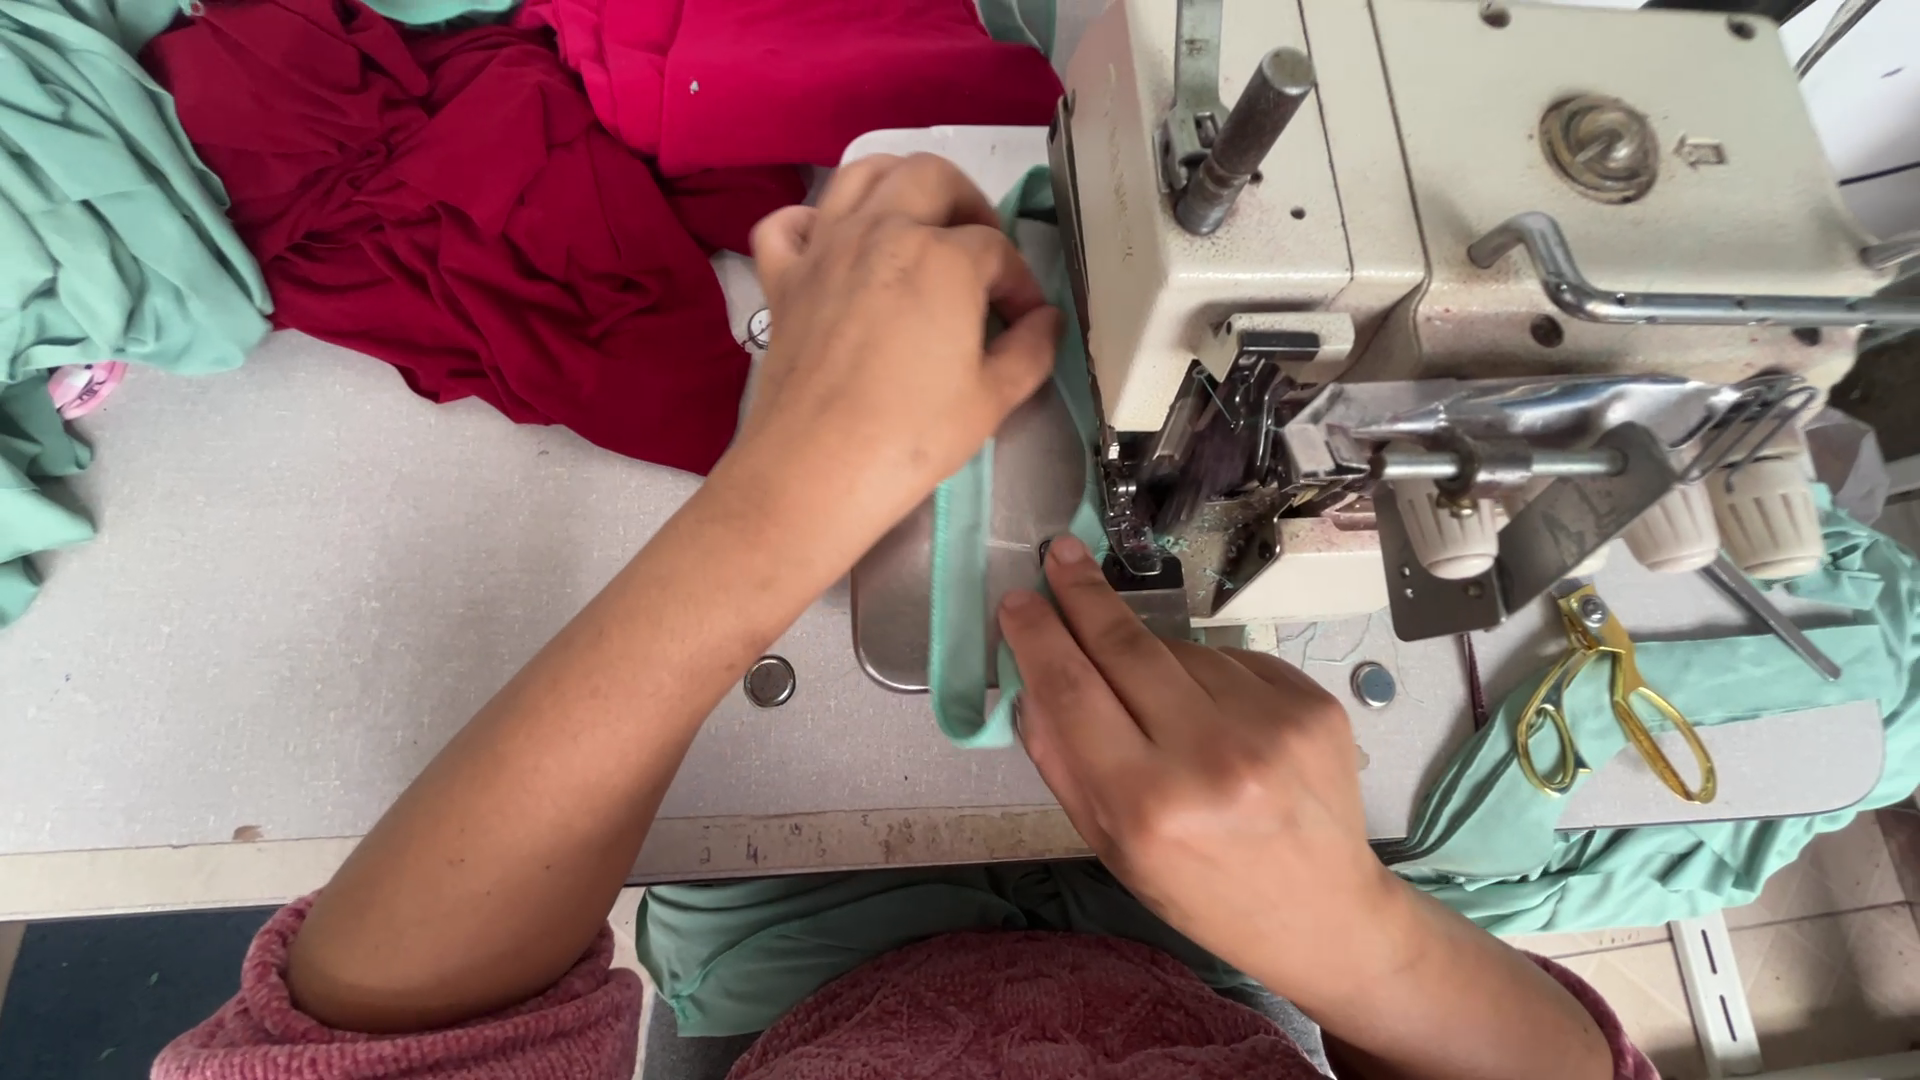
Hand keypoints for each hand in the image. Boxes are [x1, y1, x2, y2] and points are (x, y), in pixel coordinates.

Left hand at [726, 154, 1061, 559]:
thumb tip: (1047, 320)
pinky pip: (788, 223)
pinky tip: (834, 246)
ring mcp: (825, 249)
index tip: (1025, 320)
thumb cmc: (913, 437)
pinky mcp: (783, 279)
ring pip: (861, 175)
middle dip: (969, 203)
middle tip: (980, 248)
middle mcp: (882, 231)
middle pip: (931, 178)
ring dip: (899, 184)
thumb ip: (1032, 349)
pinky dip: (812, 222)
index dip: (1020, 284)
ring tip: (918, 224)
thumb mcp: (994, 398)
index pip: (997, 251)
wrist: (818, 470)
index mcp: (943, 257)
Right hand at [998, 534, 1409, 1005]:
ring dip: (1149, 654)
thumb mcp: (1110, 844)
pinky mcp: (1311, 702)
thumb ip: (1061, 759)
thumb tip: (1031, 676)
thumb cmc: (1198, 887)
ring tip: (1161, 704)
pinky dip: (1203, 673)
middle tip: (1059, 554)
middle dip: (1081, 593)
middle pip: (1123, 645)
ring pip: (1177, 648)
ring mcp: (1269, 722)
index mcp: (1145, 803)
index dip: (1037, 635)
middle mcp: (1209, 755)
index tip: (1017, 599)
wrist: (1323, 915)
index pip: (1070, 690)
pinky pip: (1227, 659)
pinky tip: (1216, 716)